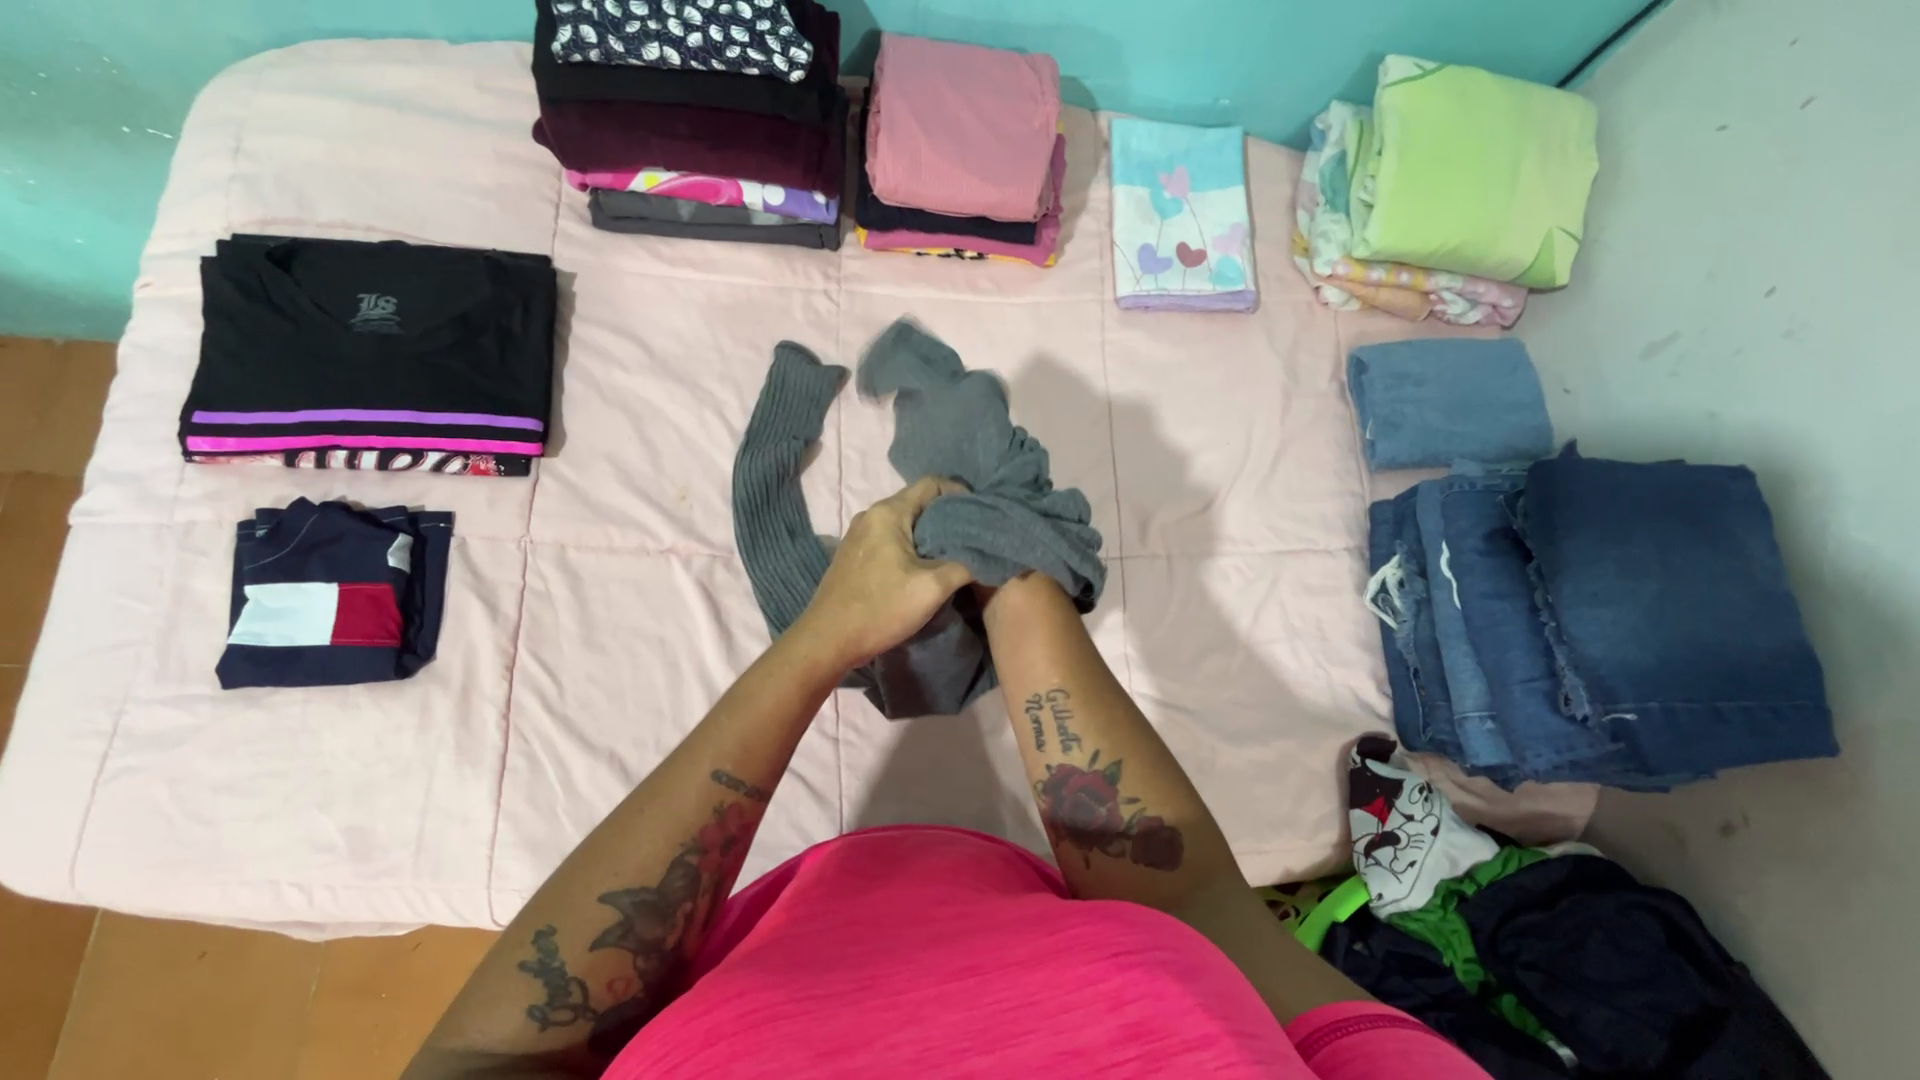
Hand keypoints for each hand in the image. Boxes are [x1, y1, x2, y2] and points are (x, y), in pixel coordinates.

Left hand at [793, 477, 974, 670]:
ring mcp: (858, 536)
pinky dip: (912, 548)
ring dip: (930, 535)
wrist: (827, 641)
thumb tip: (985, 556)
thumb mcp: (932, 588)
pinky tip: (924, 569)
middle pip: (918, 503)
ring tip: (954, 555)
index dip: (960, 495)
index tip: (981, 517)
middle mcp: (871, 516)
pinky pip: (890, 540)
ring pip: (904, 524)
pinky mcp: (854, 556)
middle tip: (973, 538)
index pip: (931, 484)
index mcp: (888, 513)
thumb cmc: (880, 609)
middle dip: (948, 518)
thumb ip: (965, 565)